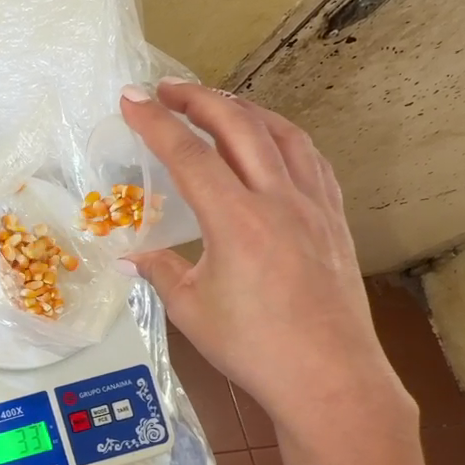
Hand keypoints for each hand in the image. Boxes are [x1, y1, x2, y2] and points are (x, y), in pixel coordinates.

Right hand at [117, 79, 412, 444]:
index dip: (155, 123)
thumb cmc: (253, 346)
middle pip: (239, 127)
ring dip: (244, 110)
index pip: (188, 156)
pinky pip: (310, 160)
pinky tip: (271, 141)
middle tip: (165, 89)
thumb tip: (132, 257)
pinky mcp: (334, 219)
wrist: (328, 375)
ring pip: (281, 134)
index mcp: (236, 221)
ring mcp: (314, 206)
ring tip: (215, 105)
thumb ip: (160, 271)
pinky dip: (283, 138)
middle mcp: (279, 201)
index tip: (130, 99)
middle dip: (199, 100)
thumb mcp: (190, 309)